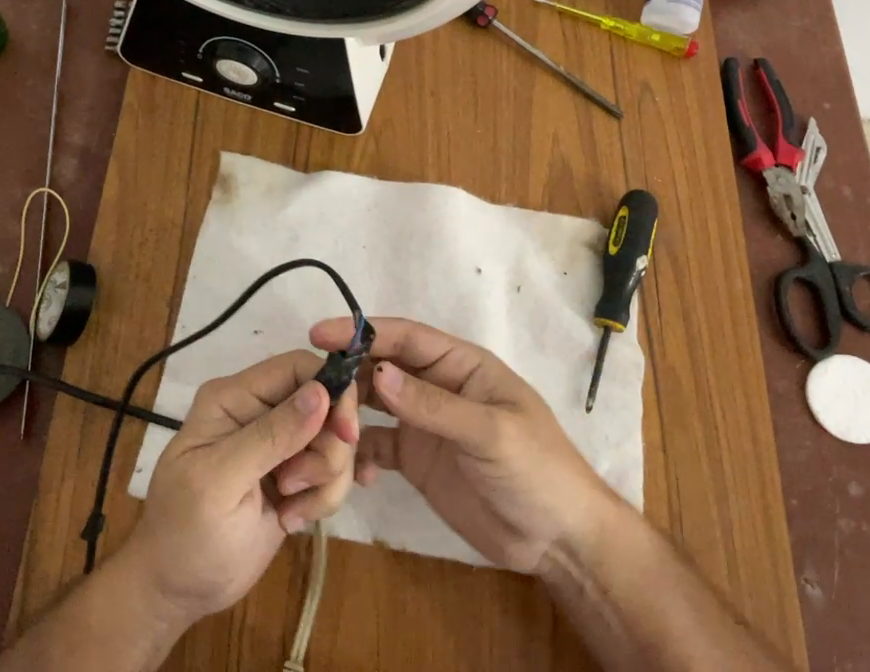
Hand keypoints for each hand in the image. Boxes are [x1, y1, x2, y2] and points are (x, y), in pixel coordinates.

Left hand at [118, 350, 360, 624]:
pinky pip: (334, 472)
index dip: (332, 392)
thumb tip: (321, 391)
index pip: (299, 366)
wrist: (178, 590)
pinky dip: (325, 498)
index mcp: (234, 397)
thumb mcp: (221, 482)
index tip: (346, 435)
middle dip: (327, 449)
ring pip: (335, 441)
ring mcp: (280, 444)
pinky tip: (292, 520)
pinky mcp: (296, 475)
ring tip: (289, 510)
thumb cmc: (185, 533)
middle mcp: (260, 411)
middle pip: (327, 404)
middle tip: (295, 486)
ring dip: (325, 480)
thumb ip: (270, 436)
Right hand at [308, 317, 615, 574]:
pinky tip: (350, 473)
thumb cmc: (537, 470)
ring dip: (347, 415)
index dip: (361, 332)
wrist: (558, 538)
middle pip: (382, 368)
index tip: (317, 335)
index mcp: (461, 365)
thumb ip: (433, 405)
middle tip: (311, 396)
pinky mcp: (417, 460)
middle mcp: (438, 386)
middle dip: (346, 376)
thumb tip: (377, 373)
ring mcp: (425, 424)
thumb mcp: (490, 433)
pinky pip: (376, 447)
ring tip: (321, 434)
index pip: (404, 337)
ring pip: (373, 406)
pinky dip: (358, 455)